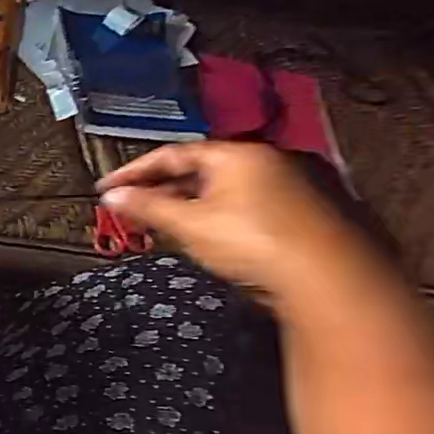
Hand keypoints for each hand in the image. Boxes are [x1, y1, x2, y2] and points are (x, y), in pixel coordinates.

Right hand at [99, 142, 391, 308]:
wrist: (326, 278)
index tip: (106, 187)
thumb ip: (147, 207)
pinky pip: (240, 204)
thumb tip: (111, 196)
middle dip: (159, 190)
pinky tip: (201, 235)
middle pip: (196, 171)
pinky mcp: (297, 212)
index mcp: (235, 154)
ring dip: (184, 204)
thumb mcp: (189, 224)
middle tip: (130, 208)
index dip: (134, 172)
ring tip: (159, 224)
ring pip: (219, 189)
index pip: (171, 154)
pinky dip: (211, 215)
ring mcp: (284, 185)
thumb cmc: (252, 242)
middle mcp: (262, 160)